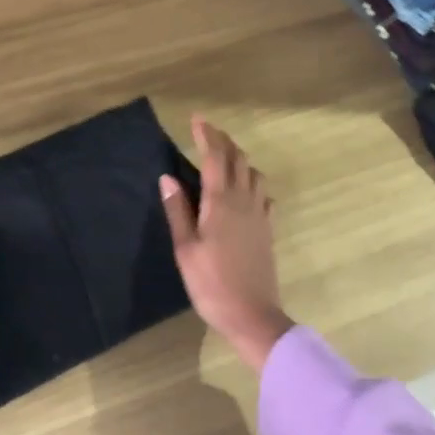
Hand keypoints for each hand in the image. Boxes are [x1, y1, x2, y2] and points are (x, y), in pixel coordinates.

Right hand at [160, 116, 294, 370]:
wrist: (252, 315)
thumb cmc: (211, 283)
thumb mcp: (185, 249)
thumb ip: (178, 210)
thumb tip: (167, 177)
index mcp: (220, 201)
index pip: (214, 156)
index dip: (206, 134)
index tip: (196, 119)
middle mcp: (243, 199)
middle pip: (237, 158)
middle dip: (222, 140)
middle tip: (207, 132)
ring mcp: (259, 213)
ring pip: (253, 172)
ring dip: (239, 157)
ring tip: (223, 157)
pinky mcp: (267, 228)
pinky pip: (263, 192)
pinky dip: (251, 180)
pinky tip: (244, 190)